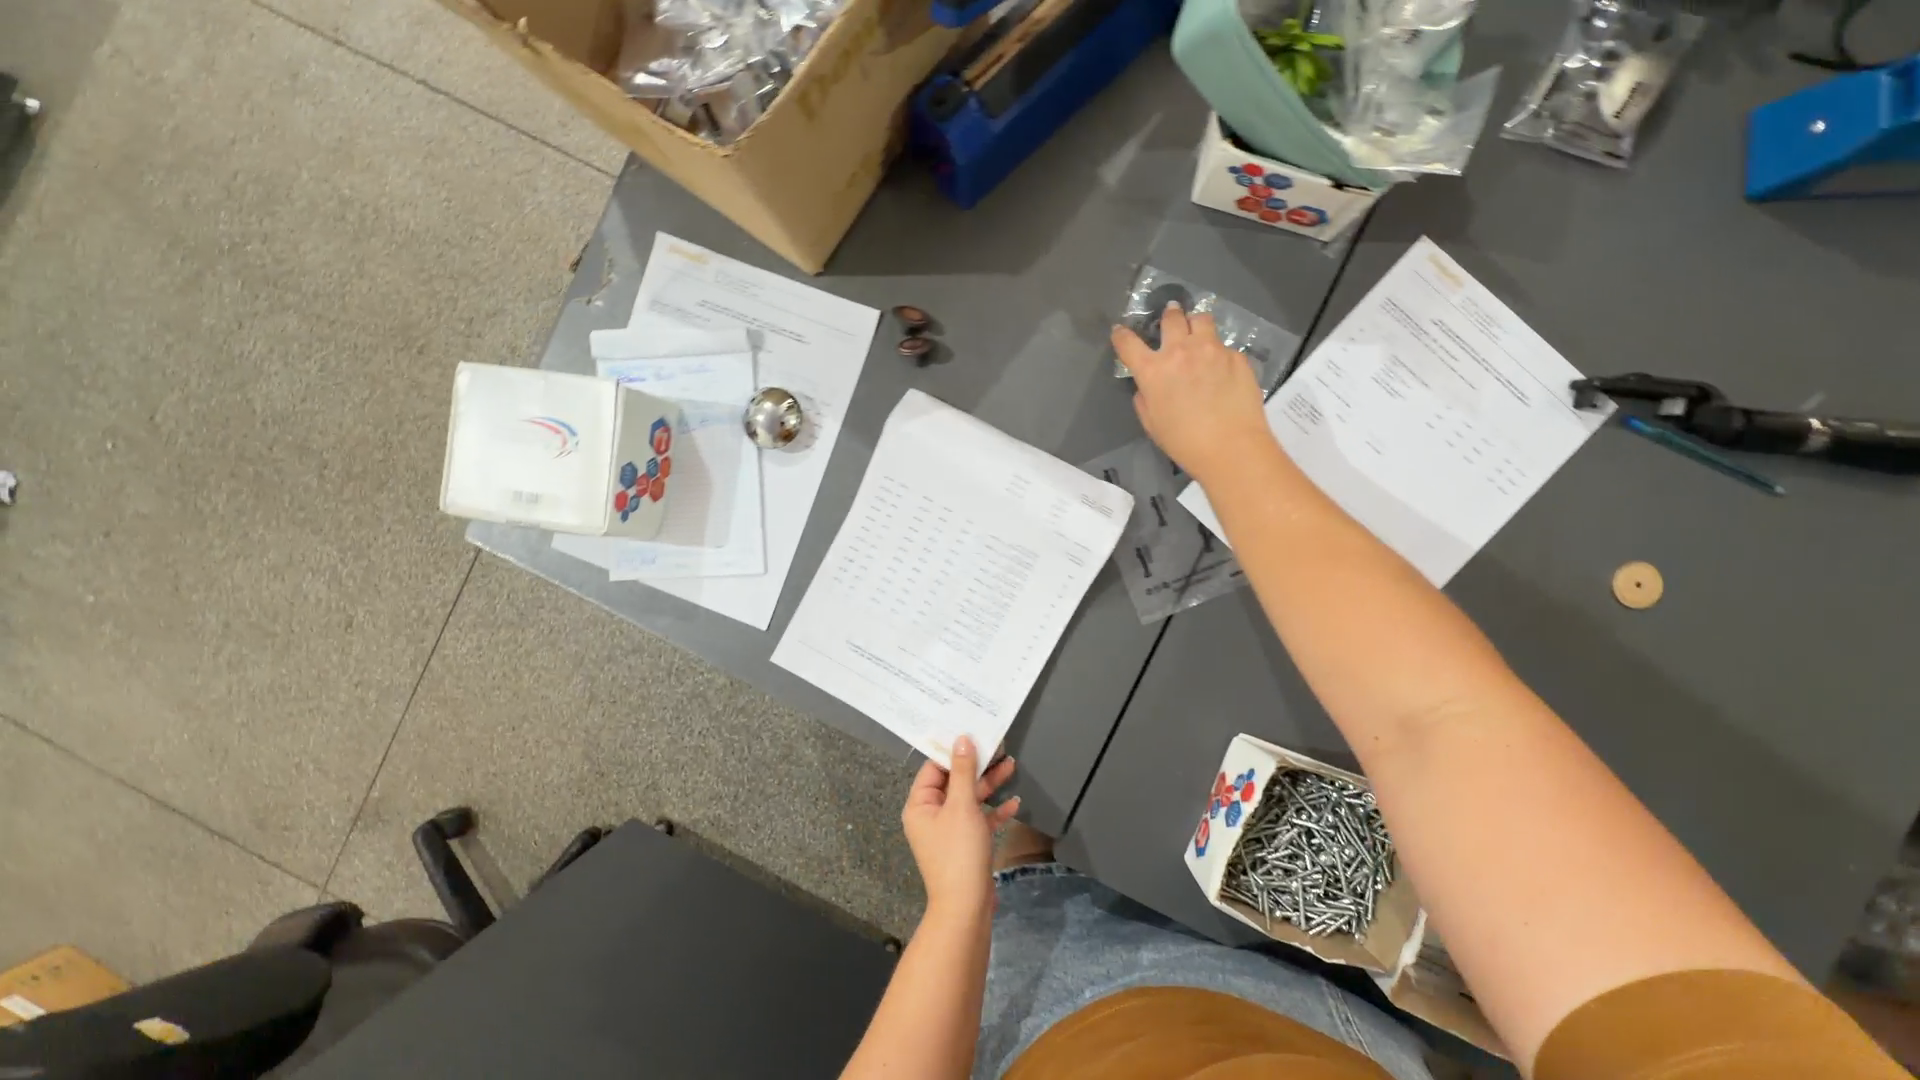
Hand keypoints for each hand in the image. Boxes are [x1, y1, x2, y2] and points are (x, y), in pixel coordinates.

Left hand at [902, 737, 1018, 919]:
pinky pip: (979, 820)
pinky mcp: (966, 845)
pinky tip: (1014, 804)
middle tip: (998, 747)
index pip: (934, 768)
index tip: (974, 734)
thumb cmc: (958, 851)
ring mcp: (949, 832)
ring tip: (1011, 765)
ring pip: (969, 800)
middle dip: (976, 766)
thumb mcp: (962, 805)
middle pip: (953, 782)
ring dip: (989, 785)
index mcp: (920, 805)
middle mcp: (930, 816)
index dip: (954, 751)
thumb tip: (961, 739)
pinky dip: (994, 811)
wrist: (966, 905)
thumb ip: (963, 771)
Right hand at [1113, 303, 1274, 485]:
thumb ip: (1145, 397)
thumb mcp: (1151, 423)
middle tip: (1171, 316)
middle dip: (1169, 314)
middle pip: (1171, 318)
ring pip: (1201, 320)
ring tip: (1198, 332)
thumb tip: (1148, 386)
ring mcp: (1211, 350)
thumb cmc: (1184, 442)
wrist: (1231, 447)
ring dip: (1196, 323)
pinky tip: (1223, 370)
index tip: (1120, 331)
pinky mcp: (1236, 356)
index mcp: (1153, 370)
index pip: (1128, 343)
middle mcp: (1180, 351)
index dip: (1121, 335)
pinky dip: (1219, 353)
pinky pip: (1224, 346)